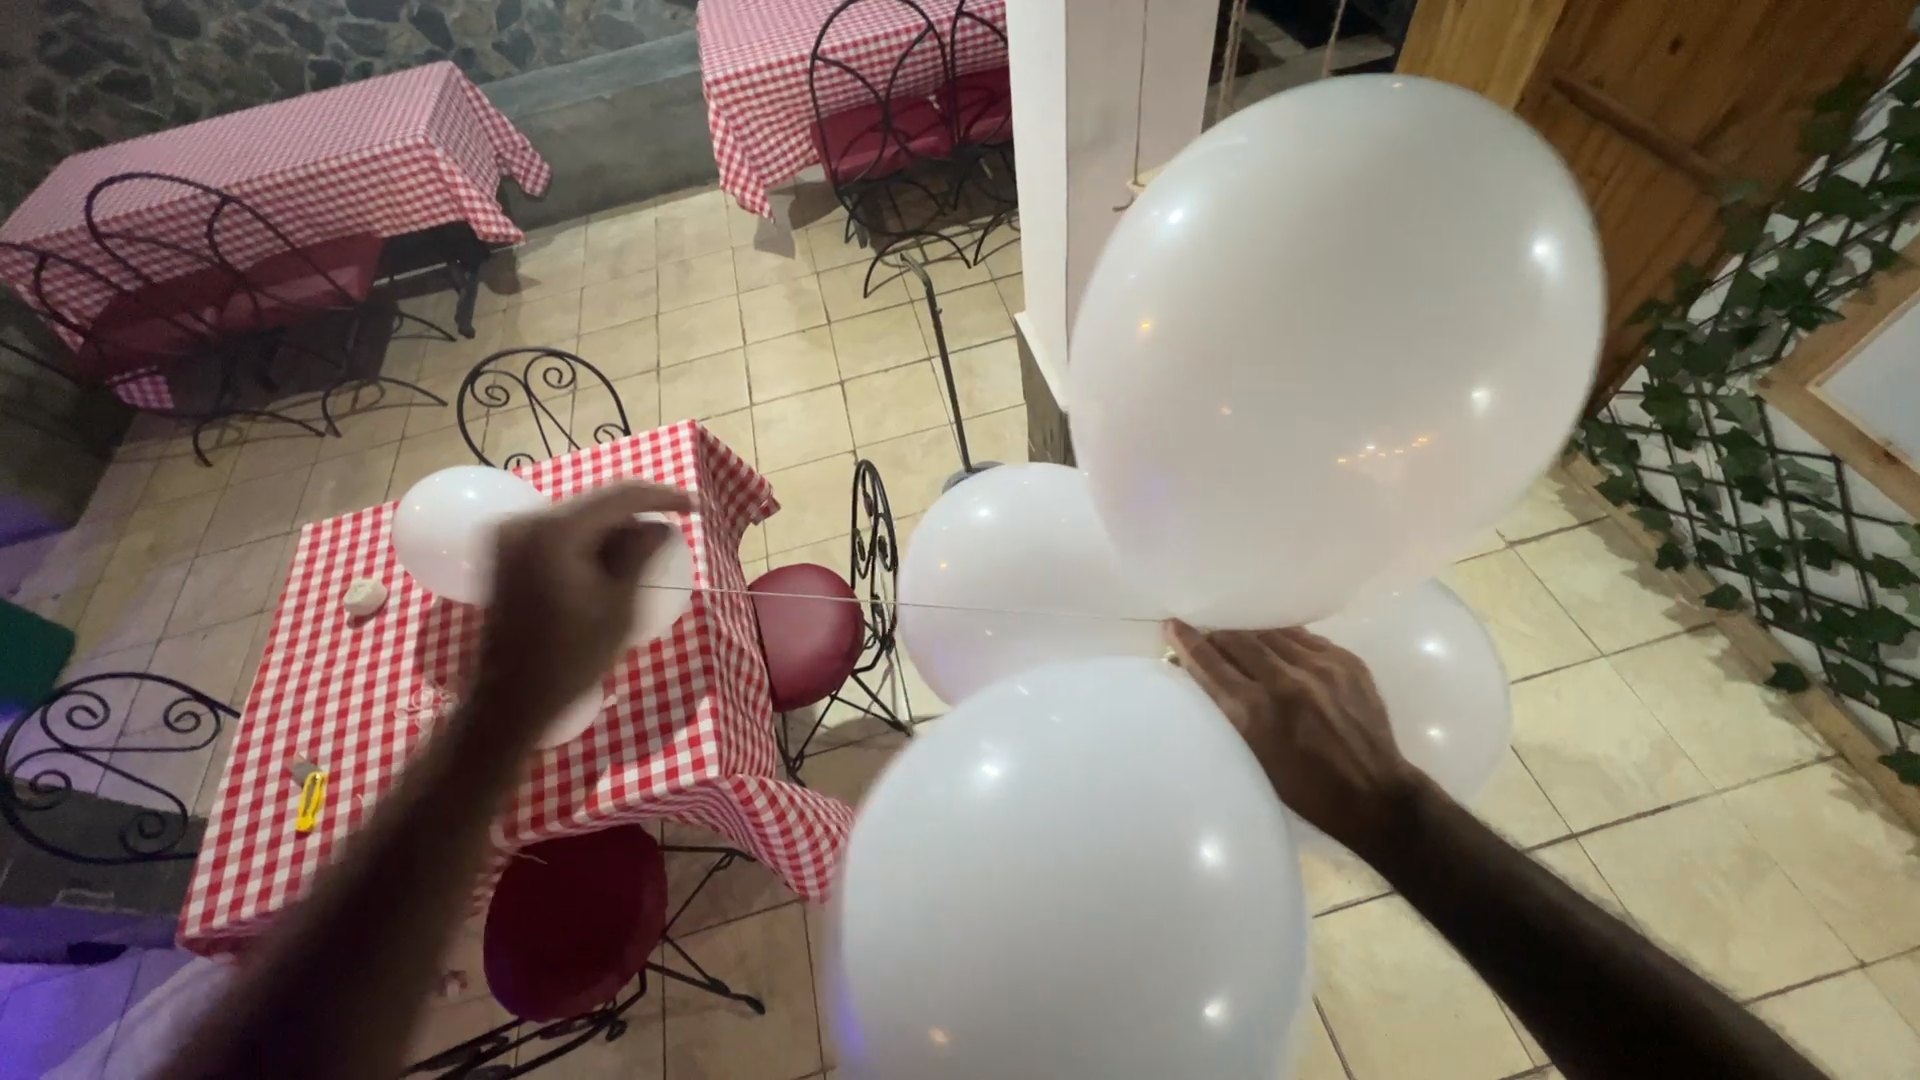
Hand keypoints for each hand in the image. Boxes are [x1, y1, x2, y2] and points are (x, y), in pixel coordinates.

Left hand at [472, 481, 697, 739]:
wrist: (510, 700)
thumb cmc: (572, 659)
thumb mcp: (620, 606)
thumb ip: (641, 555)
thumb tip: (661, 526)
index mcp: (554, 532)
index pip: (620, 495)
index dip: (663, 496)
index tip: (695, 507)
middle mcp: (525, 522)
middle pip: (596, 501)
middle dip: (638, 513)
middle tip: (673, 530)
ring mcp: (509, 535)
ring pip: (578, 514)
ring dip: (615, 526)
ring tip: (646, 549)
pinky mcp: (505, 551)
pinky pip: (558, 530)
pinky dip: (590, 538)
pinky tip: (611, 559)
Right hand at [1165, 620, 1426, 858]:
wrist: (1375, 794)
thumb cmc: (1304, 788)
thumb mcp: (1253, 753)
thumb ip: (1229, 710)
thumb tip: (1204, 674)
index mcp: (1256, 711)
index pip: (1211, 663)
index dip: (1188, 642)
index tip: (1173, 626)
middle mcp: (1287, 681)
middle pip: (1238, 639)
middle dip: (1216, 634)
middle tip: (1205, 634)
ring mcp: (1321, 667)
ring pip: (1271, 632)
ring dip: (1249, 633)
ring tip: (1239, 637)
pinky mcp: (1347, 661)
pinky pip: (1303, 638)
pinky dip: (1283, 640)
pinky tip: (1277, 647)